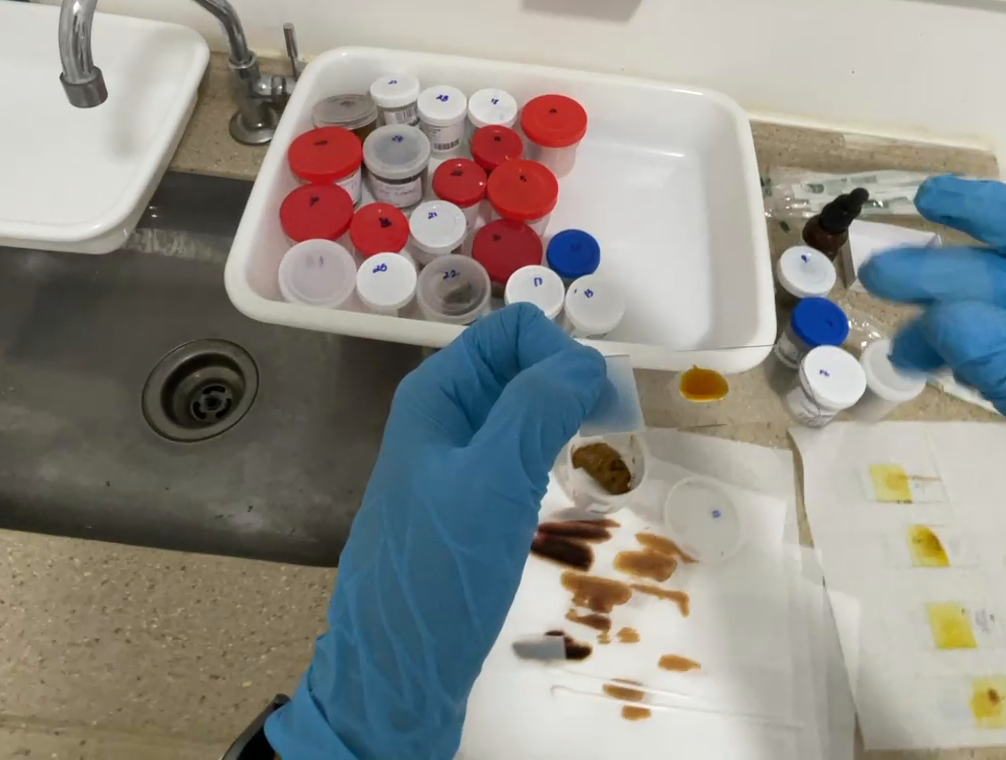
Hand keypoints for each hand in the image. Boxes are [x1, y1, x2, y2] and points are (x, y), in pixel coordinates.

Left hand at [267, 304, 609, 759]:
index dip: (558, 352)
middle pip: (518, 363)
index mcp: (439, 392)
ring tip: (599, 447)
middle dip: (567, 381)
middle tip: (610, 425)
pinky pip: (516, 447)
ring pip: (521, 406)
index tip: (597, 399)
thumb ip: (536, 408)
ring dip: (563, 414)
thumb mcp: (494, 481)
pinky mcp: (467, 494)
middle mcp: (444, 412)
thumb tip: (586, 358)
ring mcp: (453, 455)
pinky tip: (568, 473)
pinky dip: (549, 447)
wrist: (394, 674)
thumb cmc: (441, 570)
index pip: (511, 331)